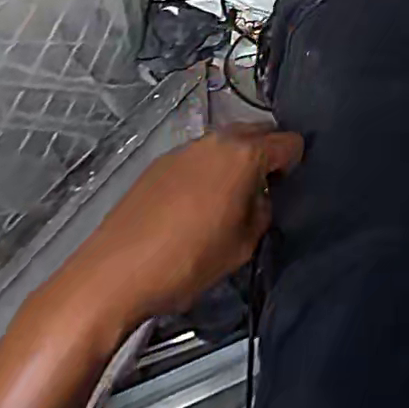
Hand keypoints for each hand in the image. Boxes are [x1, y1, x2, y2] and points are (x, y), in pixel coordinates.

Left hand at [69, 124, 304, 317]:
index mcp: (245, 154)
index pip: (289, 142)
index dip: (296, 163)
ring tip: (228, 199)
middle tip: (263, 190)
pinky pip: (199, 156)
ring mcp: (186, 148)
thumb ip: (263, 212)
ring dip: (236, 161)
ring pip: (226, 143)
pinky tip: (194, 205)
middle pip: (258, 132)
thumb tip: (260, 200)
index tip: (288, 187)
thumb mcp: (243, 245)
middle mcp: (217, 140)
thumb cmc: (188, 260)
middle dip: (267, 155)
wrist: (112, 275)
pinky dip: (208, 170)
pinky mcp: (160, 163)